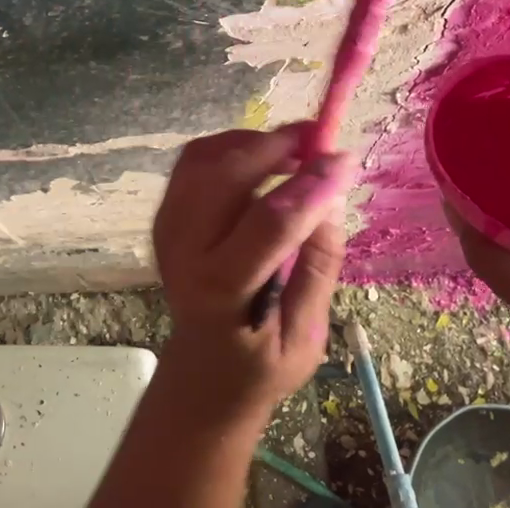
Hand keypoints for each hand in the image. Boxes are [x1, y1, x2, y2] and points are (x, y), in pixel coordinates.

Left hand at [150, 123, 351, 428]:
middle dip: (273, 147)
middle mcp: (184, 251)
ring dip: (251, 141)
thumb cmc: (261, 361)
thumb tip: (331, 196)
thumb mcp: (306, 333)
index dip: (310, 185)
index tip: (345, 159)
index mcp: (220, 291)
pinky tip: (263, 155)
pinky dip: (229, 145)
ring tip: (295, 147)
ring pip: (203, 159)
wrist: (202, 372)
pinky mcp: (164, 214)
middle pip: (224, 177)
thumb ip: (318, 264)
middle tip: (318, 137)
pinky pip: (194, 162)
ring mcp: (167, 228)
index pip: (268, 224)